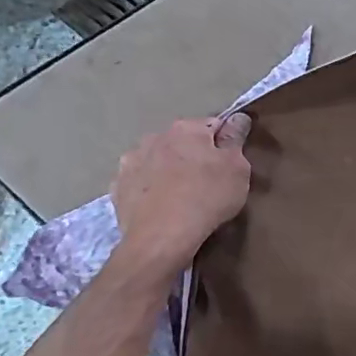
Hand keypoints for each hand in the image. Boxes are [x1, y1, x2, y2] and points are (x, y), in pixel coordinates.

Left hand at [109, 115, 253, 274]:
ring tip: (182, 194)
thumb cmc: (208, 197)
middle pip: (183, 141)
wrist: (161, 237)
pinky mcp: (118, 187)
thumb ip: (236, 139)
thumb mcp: (237, 168)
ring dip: (169, 168)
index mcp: (187, 129)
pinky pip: (141, 180)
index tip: (230, 163)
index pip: (213, 125)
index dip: (225, 144)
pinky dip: (151, 187)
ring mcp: (131, 161)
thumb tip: (238, 118)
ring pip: (159, 159)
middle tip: (209, 180)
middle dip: (194, 154)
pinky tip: (161, 204)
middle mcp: (155, 137)